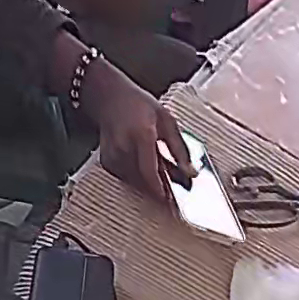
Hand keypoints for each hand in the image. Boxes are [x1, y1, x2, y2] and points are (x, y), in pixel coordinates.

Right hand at [82, 57, 192, 201]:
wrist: (109, 98)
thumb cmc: (138, 106)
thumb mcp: (166, 121)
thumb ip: (179, 148)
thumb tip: (191, 172)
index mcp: (141, 134)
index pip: (150, 172)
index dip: (160, 190)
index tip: (171, 201)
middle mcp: (124, 147)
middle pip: (143, 182)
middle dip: (159, 191)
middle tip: (172, 197)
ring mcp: (113, 156)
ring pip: (135, 183)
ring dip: (149, 186)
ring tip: (161, 181)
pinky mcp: (108, 163)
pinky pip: (127, 179)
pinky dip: (138, 179)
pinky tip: (145, 170)